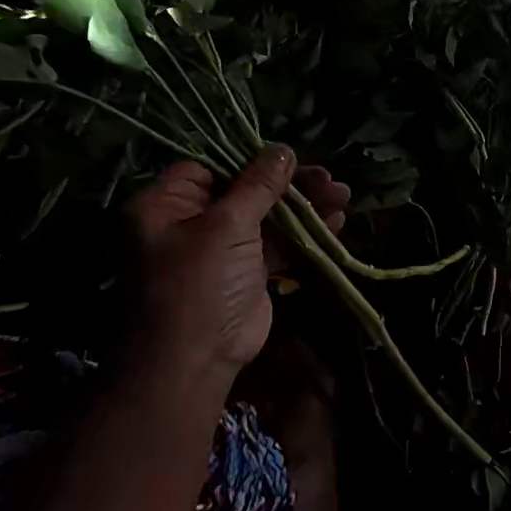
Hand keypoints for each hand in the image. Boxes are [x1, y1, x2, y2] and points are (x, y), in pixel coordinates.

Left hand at [126, 146, 345, 374]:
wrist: (194, 362)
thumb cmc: (199, 284)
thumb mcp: (227, 226)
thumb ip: (258, 185)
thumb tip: (283, 148)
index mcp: (168, 205)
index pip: (212, 166)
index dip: (251, 159)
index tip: (291, 156)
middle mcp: (192, 222)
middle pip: (247, 190)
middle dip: (290, 185)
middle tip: (329, 178)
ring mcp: (221, 249)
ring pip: (267, 216)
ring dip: (305, 207)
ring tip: (343, 196)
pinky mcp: (247, 272)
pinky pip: (278, 244)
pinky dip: (304, 234)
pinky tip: (336, 223)